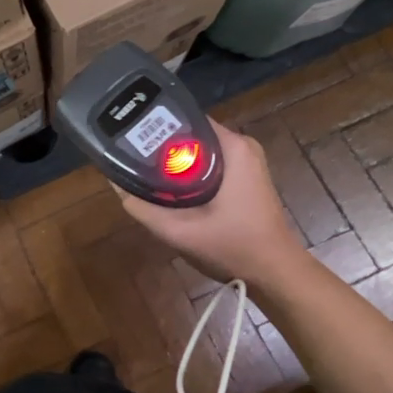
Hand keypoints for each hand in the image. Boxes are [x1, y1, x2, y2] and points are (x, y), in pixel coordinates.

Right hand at [119, 122, 310, 284]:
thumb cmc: (234, 247)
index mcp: (234, 147)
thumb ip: (144, 208)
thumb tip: (116, 185)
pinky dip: (191, 170)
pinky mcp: (247, 175)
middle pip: (192, 133)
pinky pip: (211, 161)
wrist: (276, 273)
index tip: (134, 138)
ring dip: (177, 160)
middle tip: (134, 158)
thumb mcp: (181, 231)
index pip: (188, 119)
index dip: (159, 127)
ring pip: (201, 148)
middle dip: (164, 145)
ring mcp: (247, 161)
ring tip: (147, 171)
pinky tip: (171, 186)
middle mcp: (243, 146)